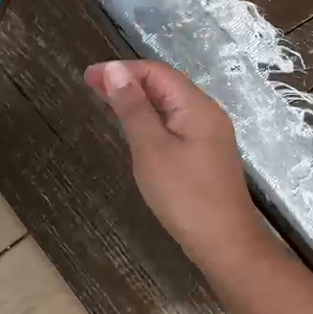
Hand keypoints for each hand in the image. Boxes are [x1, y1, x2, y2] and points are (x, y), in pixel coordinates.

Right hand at [83, 59, 263, 252]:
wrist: (225, 243)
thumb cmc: (184, 195)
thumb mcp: (151, 149)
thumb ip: (133, 108)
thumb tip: (115, 70)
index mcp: (196, 107)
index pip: (156, 73)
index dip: (121, 70)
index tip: (88, 77)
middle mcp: (206, 114)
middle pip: (163, 85)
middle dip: (127, 81)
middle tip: (90, 86)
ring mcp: (208, 135)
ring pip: (168, 105)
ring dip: (136, 99)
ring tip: (104, 100)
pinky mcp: (204, 153)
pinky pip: (173, 123)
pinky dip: (148, 117)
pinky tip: (132, 127)